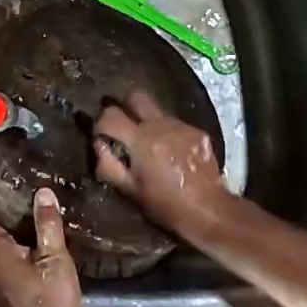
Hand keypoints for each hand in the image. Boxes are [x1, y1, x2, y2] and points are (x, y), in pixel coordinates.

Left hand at [0, 190, 82, 306]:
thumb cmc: (52, 298)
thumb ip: (47, 225)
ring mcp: (4, 279)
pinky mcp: (15, 286)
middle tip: (3, 182)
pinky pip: (10, 253)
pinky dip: (16, 237)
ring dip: (4, 223)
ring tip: (19, 200)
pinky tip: (32, 230)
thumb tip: (41, 191)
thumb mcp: (55, 257)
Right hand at [92, 92, 242, 240]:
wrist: (207, 210)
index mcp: (141, 140)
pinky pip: (176, 124)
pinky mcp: (198, 131)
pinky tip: (172, 153)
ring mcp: (182, 126)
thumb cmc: (164, 205)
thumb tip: (99, 145)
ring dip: (148, 122)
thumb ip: (108, 165)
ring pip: (158, 111)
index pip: (111, 115)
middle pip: (137, 97)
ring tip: (149, 146)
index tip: (101, 136)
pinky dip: (168, 133)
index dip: (100, 123)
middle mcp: (161, 125)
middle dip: (125, 107)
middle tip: (123, 127)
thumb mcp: (130, 190)